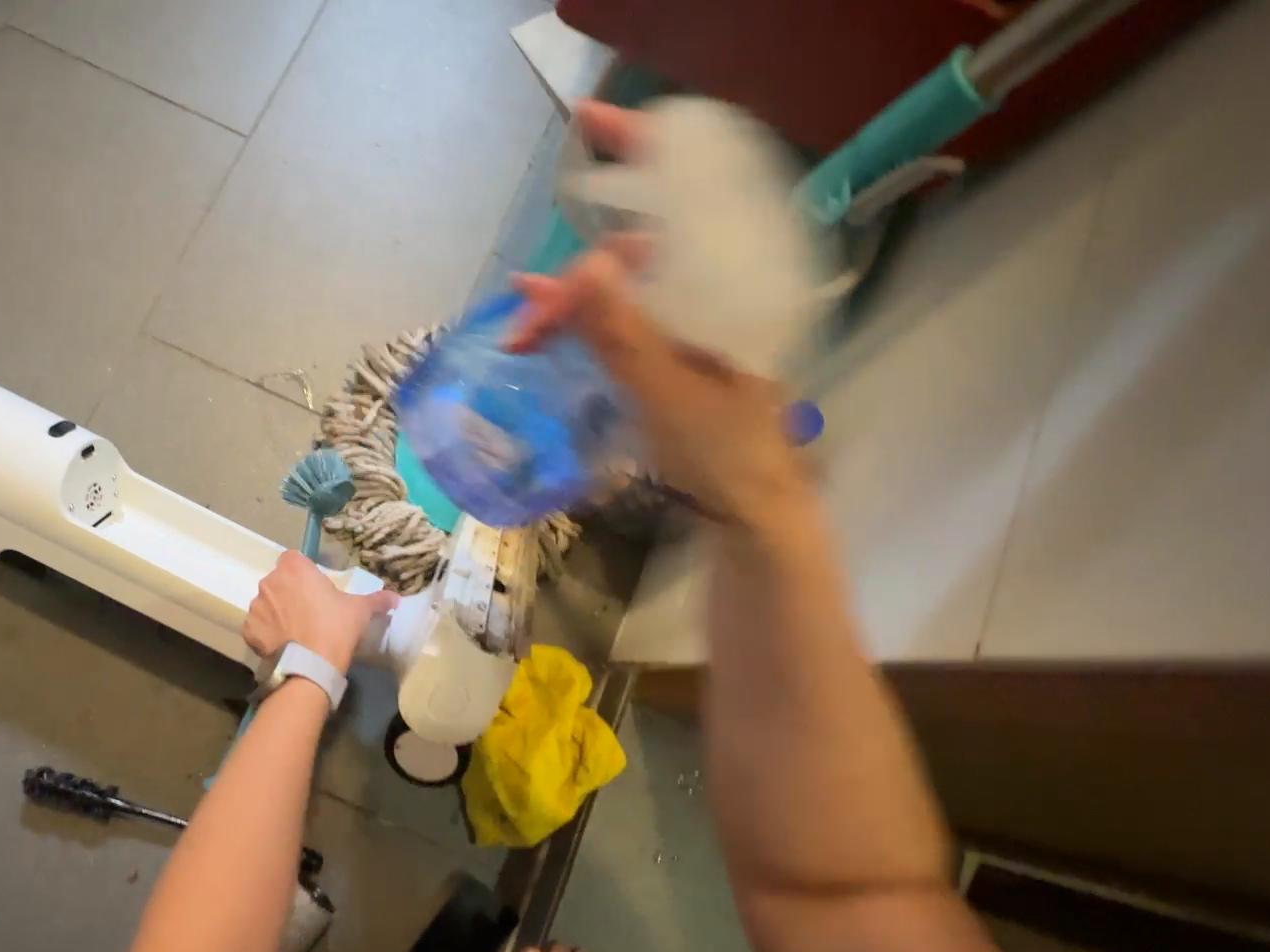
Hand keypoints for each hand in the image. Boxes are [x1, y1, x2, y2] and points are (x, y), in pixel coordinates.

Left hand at [243, 551, 398, 672]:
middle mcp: (270, 581)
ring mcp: (256, 606)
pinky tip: (283, 644)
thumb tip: (396, 598)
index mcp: (294, 568)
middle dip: (290, 592)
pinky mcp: (248, 629)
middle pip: (279, 581)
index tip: (315, 589)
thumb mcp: (361, 610)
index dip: (303, 573)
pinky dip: (267, 633)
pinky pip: (258, 626)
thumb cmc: (336, 627)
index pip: (294, 559)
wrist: (311, 665)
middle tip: (309, 612)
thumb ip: (377, 599)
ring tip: (295, 631)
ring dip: (277, 612)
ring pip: (267, 604)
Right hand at [506, 103, 810, 533]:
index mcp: (731, 286)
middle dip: (575, 275)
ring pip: (622, 290)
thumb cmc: (722, 453)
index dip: (642, 154)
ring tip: (521, 326)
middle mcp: (713, 291)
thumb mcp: (668, 395)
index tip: (591, 123)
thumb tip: (585, 266)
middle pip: (637, 251)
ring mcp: (690, 322)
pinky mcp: (671, 350)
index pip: (687, 199)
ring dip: (568, 304)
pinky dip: (581, 322)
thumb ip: (626, 334)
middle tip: (526, 309)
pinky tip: (540, 328)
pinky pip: (621, 320)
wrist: (748, 510)